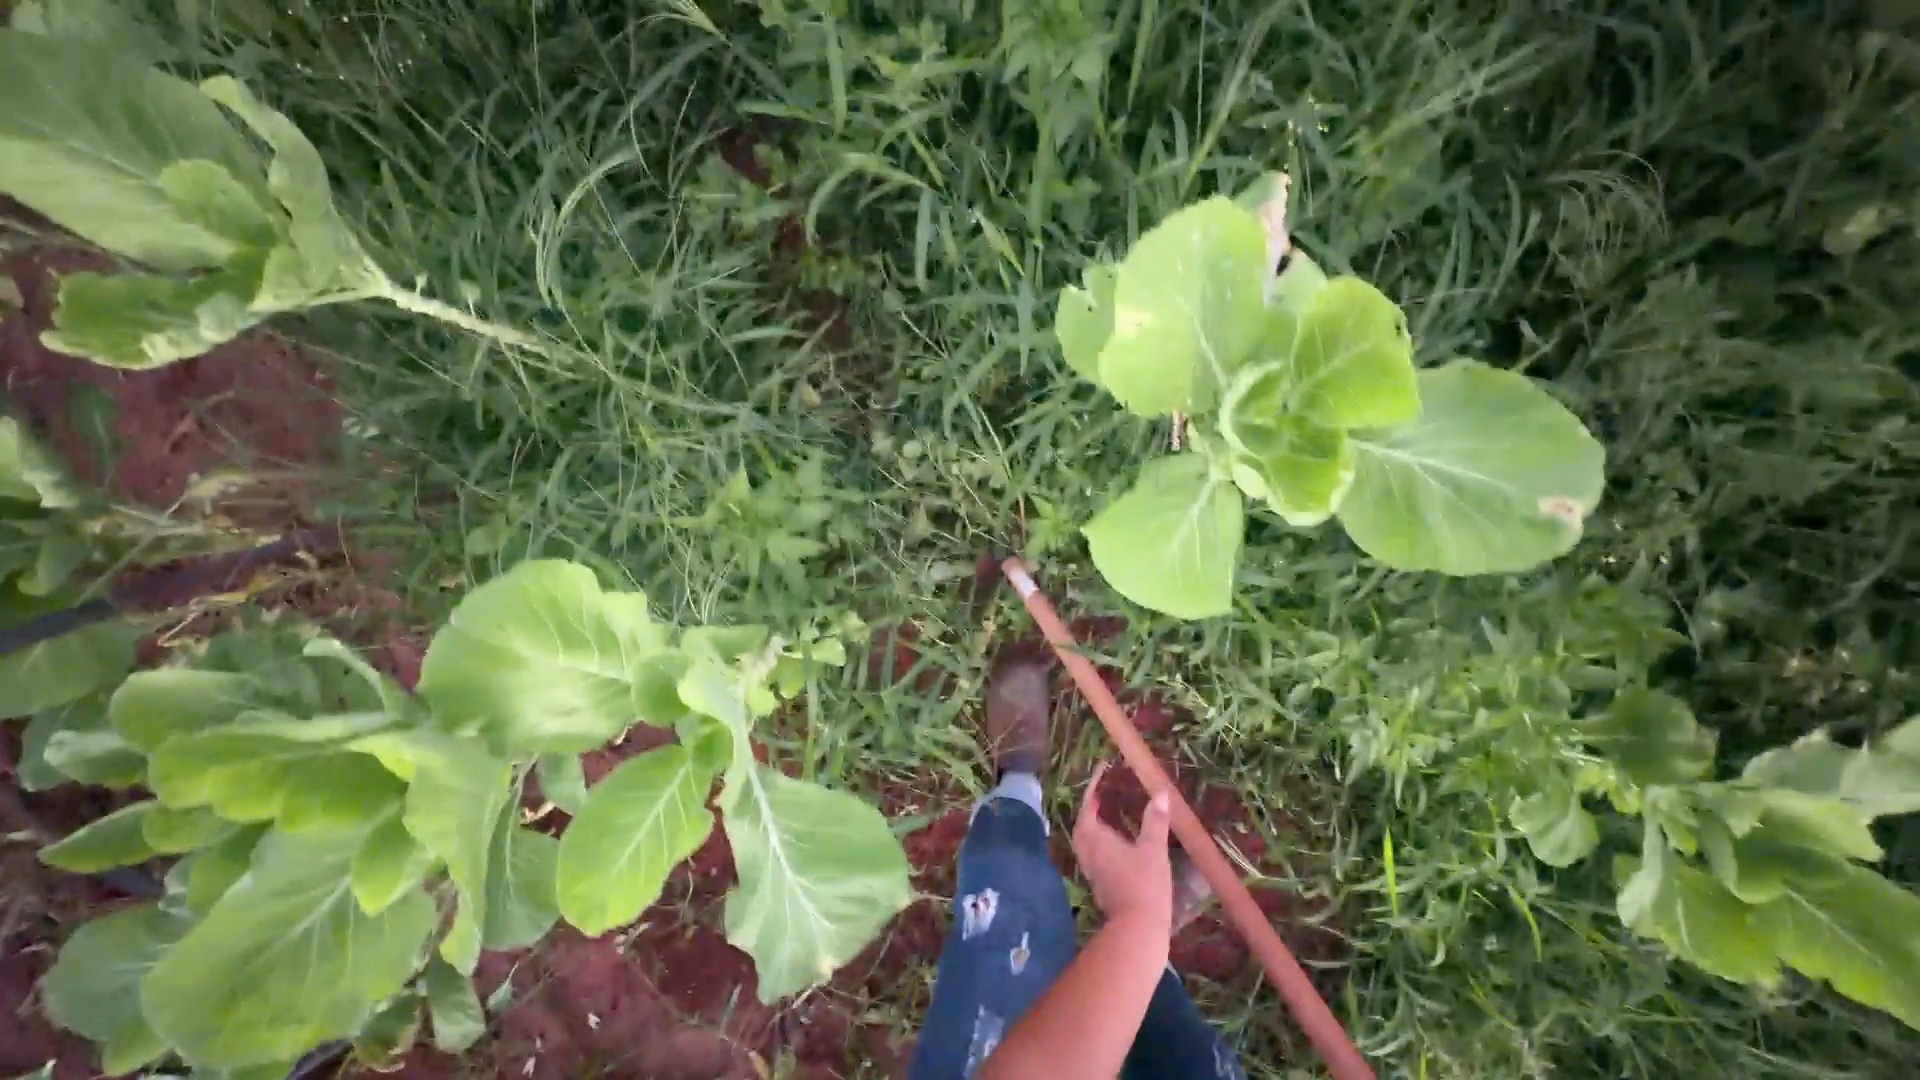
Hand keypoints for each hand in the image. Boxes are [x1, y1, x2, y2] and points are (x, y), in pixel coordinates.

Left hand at [1072, 761, 1172, 931]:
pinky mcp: (1099, 885)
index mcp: (1095, 839)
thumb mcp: (1153, 849)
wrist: (1138, 929)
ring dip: (1092, 827)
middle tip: (1101, 797)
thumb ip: (1156, 820)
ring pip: (1085, 842)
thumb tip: (1161, 794)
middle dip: (1089, 809)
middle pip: (1082, 825)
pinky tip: (1116, 847)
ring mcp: (1092, 871)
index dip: (1093, 788)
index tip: (1100, 773)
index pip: (1088, 807)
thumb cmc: (1145, 884)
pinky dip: (1099, 843)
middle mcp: (1088, 853)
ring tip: (1108, 817)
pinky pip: (1093, 855)